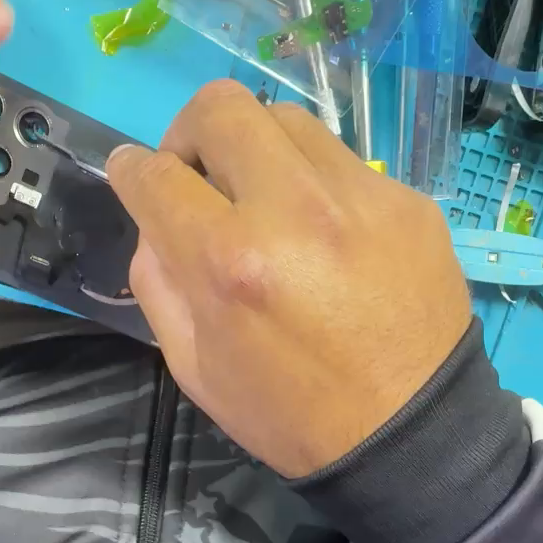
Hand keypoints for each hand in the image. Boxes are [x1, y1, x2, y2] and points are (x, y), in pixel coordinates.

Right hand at [106, 82, 470, 478]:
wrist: (411, 434)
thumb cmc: (293, 416)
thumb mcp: (198, 372)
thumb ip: (160, 286)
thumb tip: (154, 224)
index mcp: (229, 262)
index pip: (154, 174)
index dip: (132, 171)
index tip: (139, 180)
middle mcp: (293, 208)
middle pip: (219, 108)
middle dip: (189, 135)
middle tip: (201, 180)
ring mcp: (360, 196)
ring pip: (286, 120)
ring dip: (257, 152)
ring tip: (267, 204)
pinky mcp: (408, 201)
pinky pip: (343, 163)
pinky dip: (317, 186)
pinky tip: (329, 237)